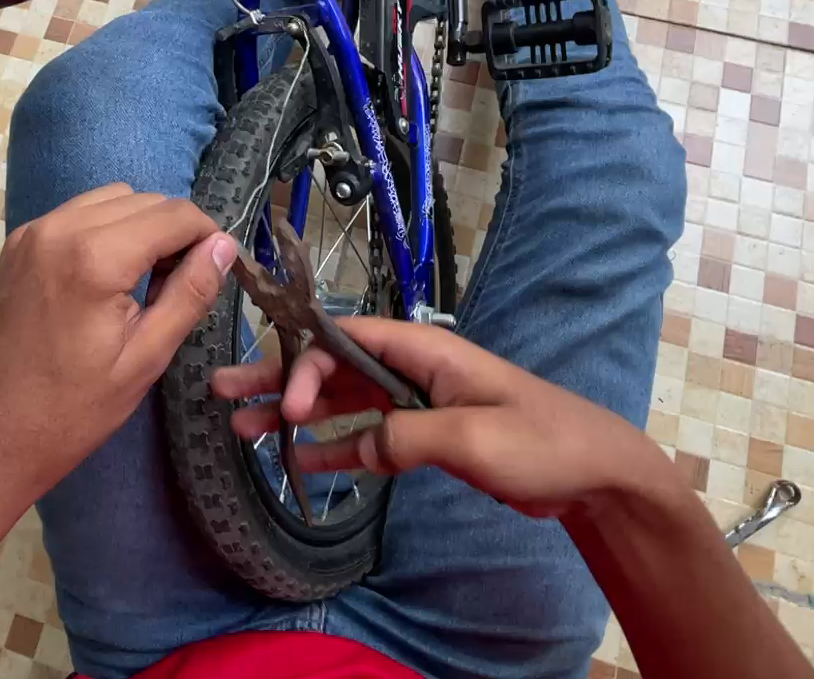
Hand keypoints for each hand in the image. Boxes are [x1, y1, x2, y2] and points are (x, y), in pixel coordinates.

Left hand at [0, 184, 236, 571]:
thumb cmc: (68, 414)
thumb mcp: (144, 359)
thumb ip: (189, 293)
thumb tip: (225, 246)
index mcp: (95, 257)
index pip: (175, 214)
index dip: (208, 235)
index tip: (218, 268)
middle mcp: (61, 228)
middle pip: (145, 200)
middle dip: (176, 231)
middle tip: (182, 284)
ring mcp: (32, 233)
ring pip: (112, 200)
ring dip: (142, 225)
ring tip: (146, 280)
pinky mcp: (16, 246)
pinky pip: (78, 214)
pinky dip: (107, 229)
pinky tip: (109, 277)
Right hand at [211, 317, 662, 518]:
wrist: (591, 472)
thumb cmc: (540, 438)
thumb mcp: (476, 434)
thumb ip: (409, 436)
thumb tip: (360, 446)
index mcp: (422, 350)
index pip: (347, 340)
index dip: (305, 361)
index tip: (283, 402)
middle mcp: (407, 368)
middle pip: (329, 366)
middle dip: (277, 377)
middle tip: (222, 389)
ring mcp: (410, 402)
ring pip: (337, 402)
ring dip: (292, 415)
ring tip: (241, 430)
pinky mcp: (418, 436)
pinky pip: (362, 439)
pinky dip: (330, 448)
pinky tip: (295, 462)